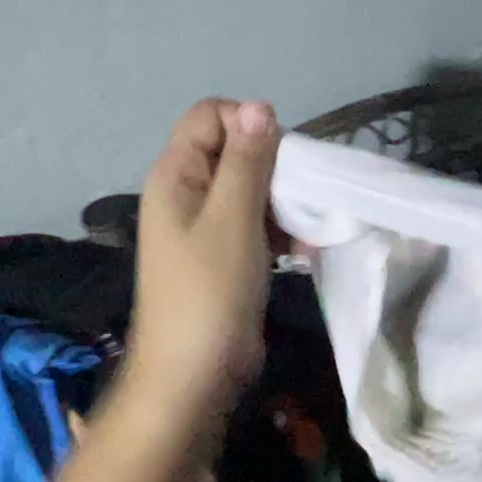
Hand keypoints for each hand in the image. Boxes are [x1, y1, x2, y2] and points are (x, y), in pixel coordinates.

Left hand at [128, 98, 279, 397]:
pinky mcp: (225, 254)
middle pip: (234, 149)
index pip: (210, 115)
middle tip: (300, 198)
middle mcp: (186, 191)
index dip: (249, 124)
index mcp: (176, 174)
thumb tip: (259, 105)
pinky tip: (302, 250)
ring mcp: (205, 225)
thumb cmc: (209, 292)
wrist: (193, 376)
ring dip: (283, 202)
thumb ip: (247, 161)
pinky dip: (280, 229)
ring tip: (305, 230)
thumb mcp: (233, 219)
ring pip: (251, 187)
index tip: (282, 159)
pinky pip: (255, 222)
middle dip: (275, 167)